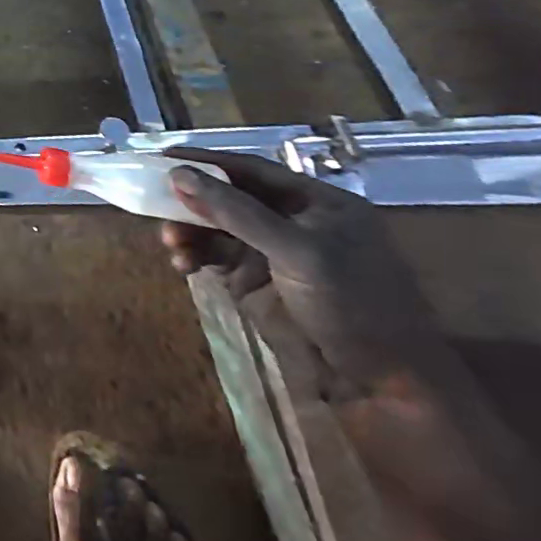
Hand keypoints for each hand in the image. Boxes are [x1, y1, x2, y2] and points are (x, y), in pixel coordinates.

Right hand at [158, 148, 450, 391]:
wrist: (383, 385)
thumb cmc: (351, 303)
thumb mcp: (296, 250)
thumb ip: (236, 211)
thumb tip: (179, 175)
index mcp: (314, 201)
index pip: (251, 169)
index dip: (208, 161)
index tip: (164, 156)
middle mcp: (291, 221)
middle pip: (228, 198)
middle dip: (193, 201)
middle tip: (156, 203)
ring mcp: (272, 254)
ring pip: (216, 228)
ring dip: (189, 231)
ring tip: (170, 242)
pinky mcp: (256, 283)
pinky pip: (215, 257)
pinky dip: (195, 256)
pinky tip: (181, 264)